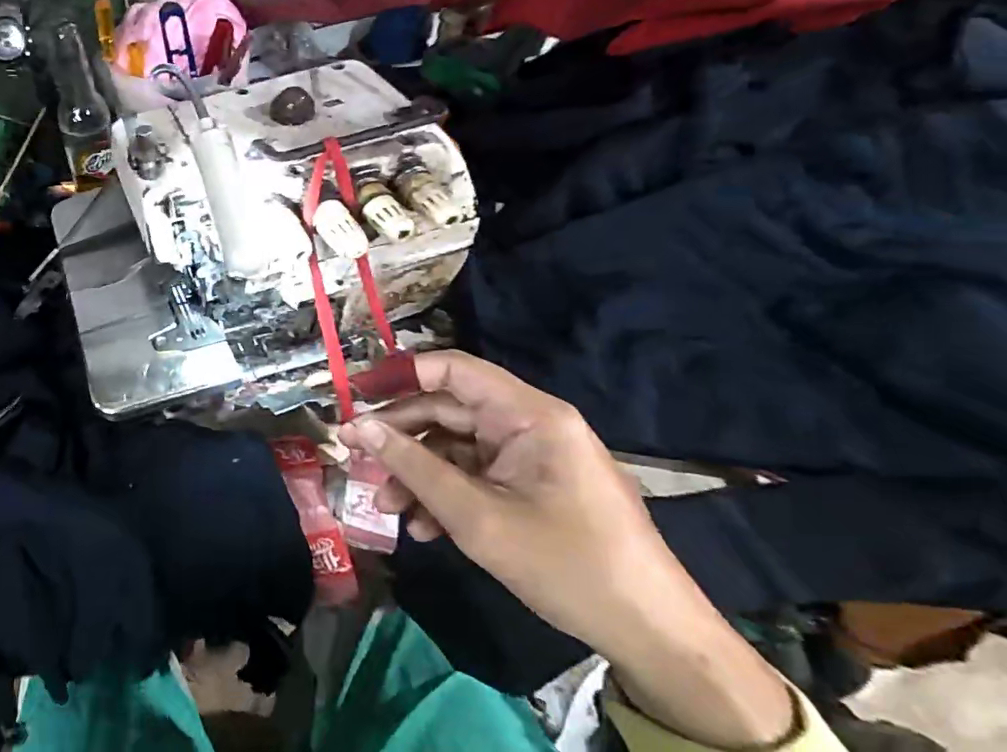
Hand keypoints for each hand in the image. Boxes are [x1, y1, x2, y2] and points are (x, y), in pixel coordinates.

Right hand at [339, 351, 794, 747]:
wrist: (654, 636)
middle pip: (446, 411)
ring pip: (454, 447)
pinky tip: (423, 527)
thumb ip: (412, 465)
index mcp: (529, 416)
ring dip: (417, 474)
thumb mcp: (475, 516)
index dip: (397, 376)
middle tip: (357, 460)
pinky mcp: (534, 485)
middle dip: (399, 439)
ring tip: (387, 507)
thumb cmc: (566, 565)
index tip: (352, 396)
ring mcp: (533, 456)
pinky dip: (445, 495)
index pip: (451, 370)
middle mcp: (530, 425)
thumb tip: (357, 426)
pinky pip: (475, 474)